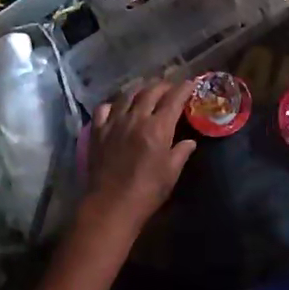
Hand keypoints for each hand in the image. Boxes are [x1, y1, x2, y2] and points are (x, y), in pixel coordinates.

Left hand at [77, 78, 197, 238]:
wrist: (111, 205)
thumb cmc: (147, 191)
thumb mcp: (171, 173)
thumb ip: (181, 152)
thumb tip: (189, 141)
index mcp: (158, 127)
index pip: (174, 99)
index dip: (184, 88)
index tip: (191, 83)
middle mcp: (136, 118)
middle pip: (150, 91)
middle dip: (163, 85)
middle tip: (171, 86)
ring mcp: (114, 123)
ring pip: (127, 95)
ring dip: (140, 89)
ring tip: (146, 90)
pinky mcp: (97, 132)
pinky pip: (103, 108)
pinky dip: (113, 103)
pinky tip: (117, 107)